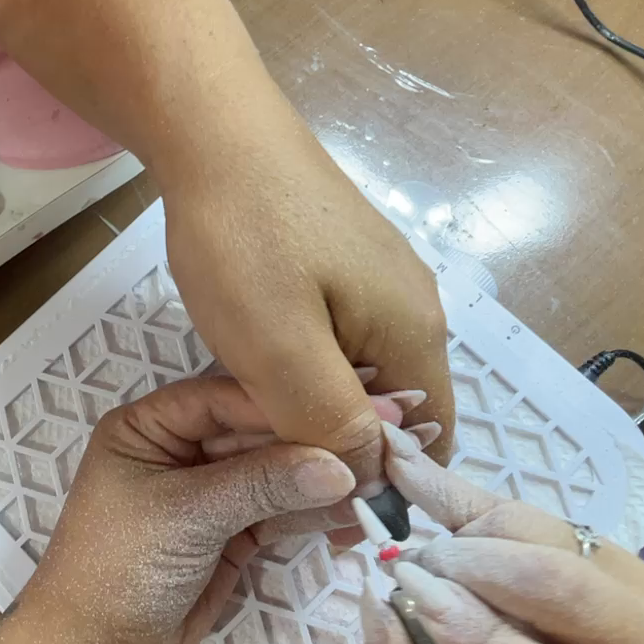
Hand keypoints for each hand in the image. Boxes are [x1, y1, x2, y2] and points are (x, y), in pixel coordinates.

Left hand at [21, 376, 358, 643]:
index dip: (290, 399)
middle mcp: (181, 448)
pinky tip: (358, 508)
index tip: (355, 399)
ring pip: (275, 472)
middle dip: (316, 437)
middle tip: (390, 431)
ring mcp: (209, 490)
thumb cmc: (119, 567)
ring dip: (325, 476)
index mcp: (150, 425)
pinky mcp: (231, 529)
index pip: (228, 396)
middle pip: (258, 432)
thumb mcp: (186, 514)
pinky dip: (314, 511)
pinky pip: (279, 510)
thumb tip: (341, 462)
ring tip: (388, 472)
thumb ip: (262, 483)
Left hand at [163, 150, 454, 481]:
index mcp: (416, 335)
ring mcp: (377, 282)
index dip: (383, 485)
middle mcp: (413, 310)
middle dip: (343, 449)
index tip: (320, 510)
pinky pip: (335, 341)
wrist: (213, 134)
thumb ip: (332, 420)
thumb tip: (375, 479)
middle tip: (275, 469)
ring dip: (316, 410)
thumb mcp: (280, 349)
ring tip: (258, 424)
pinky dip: (304, 369)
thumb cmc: (244, 244)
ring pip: (359, 377)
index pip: (429, 440)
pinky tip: (258, 367)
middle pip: (394, 410)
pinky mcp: (339, 265)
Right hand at [355, 423, 643, 643]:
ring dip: (473, 529)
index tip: (408, 593)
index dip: (476, 638)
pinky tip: (408, 464)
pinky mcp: (629, 554)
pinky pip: (538, 514)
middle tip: (411, 567)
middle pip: (566, 592)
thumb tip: (377, 610)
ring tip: (417, 525)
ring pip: (554, 538)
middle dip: (472, 566)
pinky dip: (466, 494)